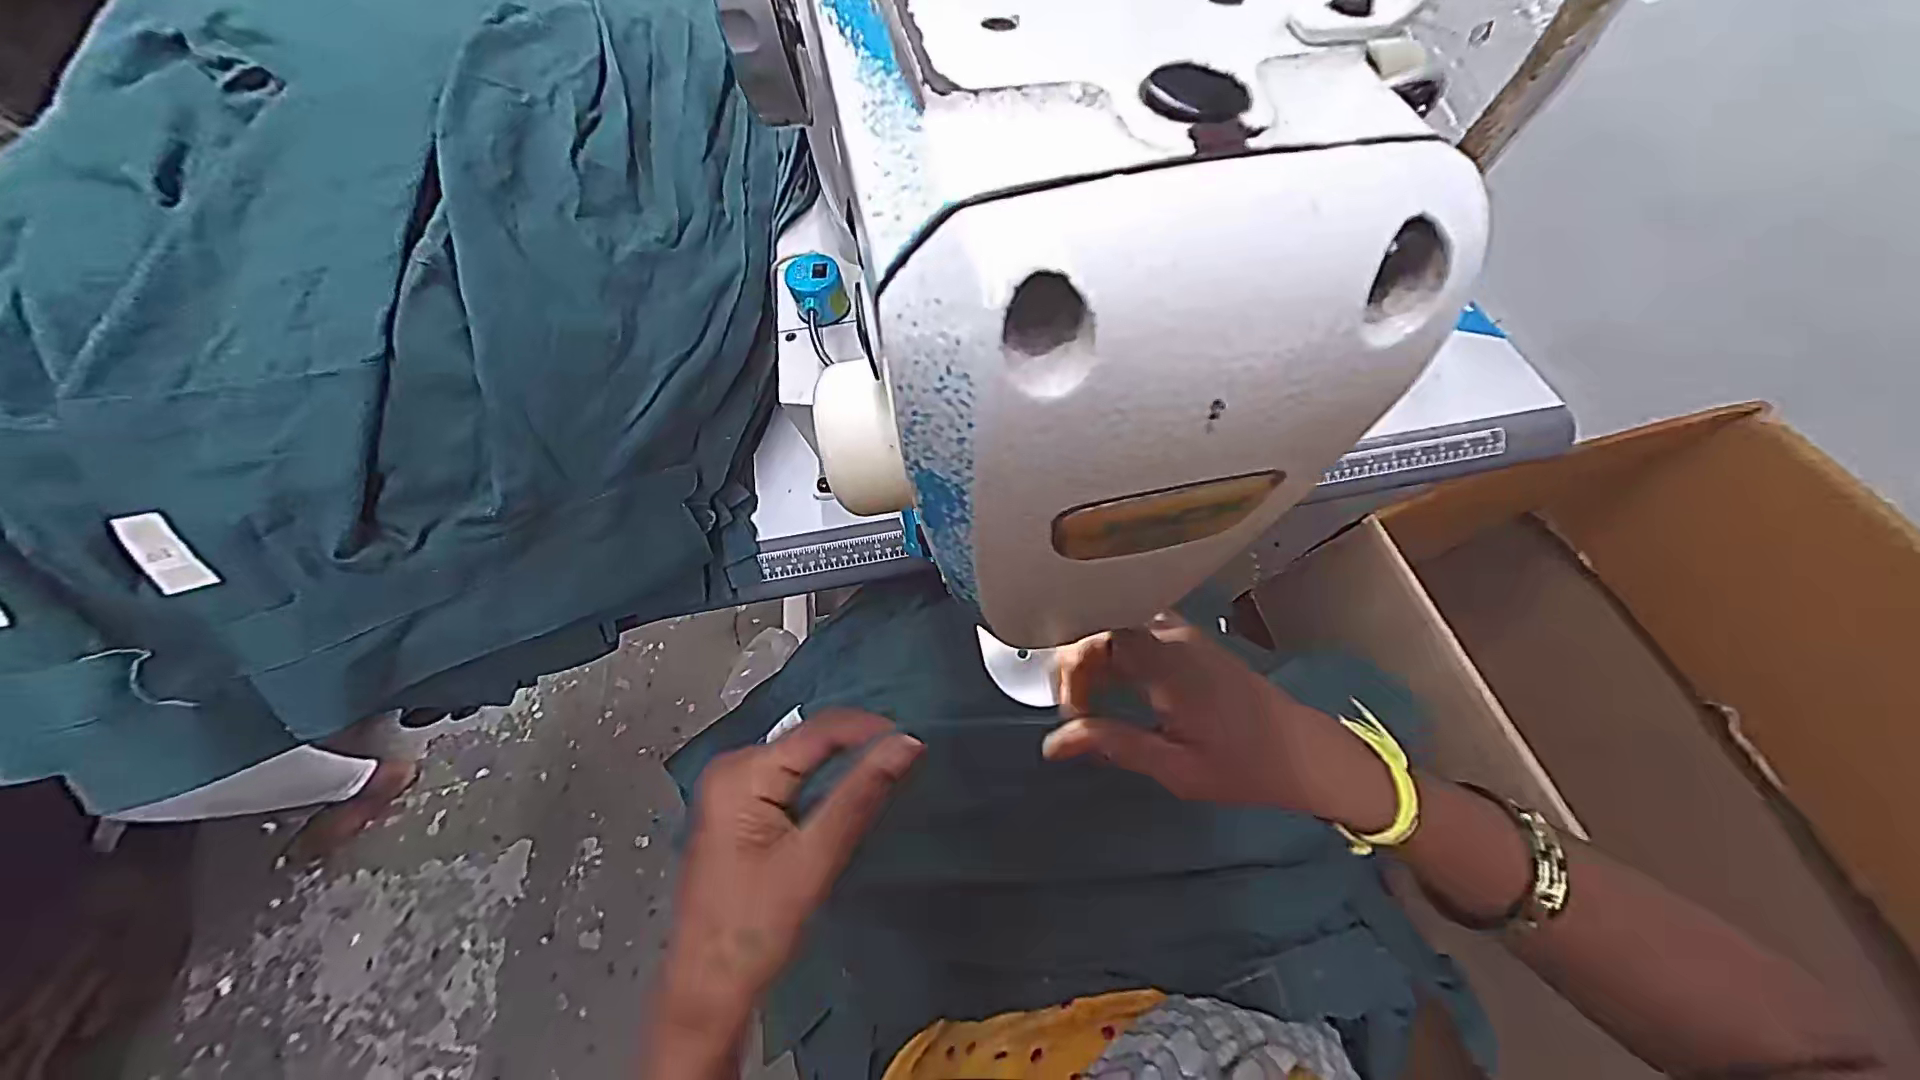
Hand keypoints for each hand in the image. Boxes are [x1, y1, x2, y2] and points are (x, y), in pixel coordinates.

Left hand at [647, 709, 921, 1076]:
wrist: (708, 989)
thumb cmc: (752, 931)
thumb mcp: (814, 858)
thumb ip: (861, 794)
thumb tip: (903, 745)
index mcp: (740, 773)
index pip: (818, 730)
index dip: (869, 728)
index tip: (911, 740)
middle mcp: (731, 768)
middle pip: (809, 739)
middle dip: (857, 744)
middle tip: (902, 756)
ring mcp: (732, 786)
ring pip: (803, 756)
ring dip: (843, 762)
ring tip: (884, 770)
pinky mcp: (739, 805)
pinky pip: (792, 775)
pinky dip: (824, 780)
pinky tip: (847, 791)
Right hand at [1041, 615, 1396, 831]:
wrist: (1305, 753)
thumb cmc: (1244, 766)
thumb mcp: (1176, 767)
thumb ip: (1113, 745)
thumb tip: (1054, 744)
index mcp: (1170, 665)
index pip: (1100, 639)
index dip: (1072, 670)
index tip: (1073, 714)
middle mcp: (1174, 638)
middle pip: (1103, 627)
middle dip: (1075, 664)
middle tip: (1072, 710)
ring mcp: (1183, 635)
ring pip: (1118, 625)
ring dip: (1093, 656)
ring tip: (1085, 698)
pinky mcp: (1189, 642)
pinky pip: (1137, 631)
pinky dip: (1115, 651)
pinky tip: (1112, 682)